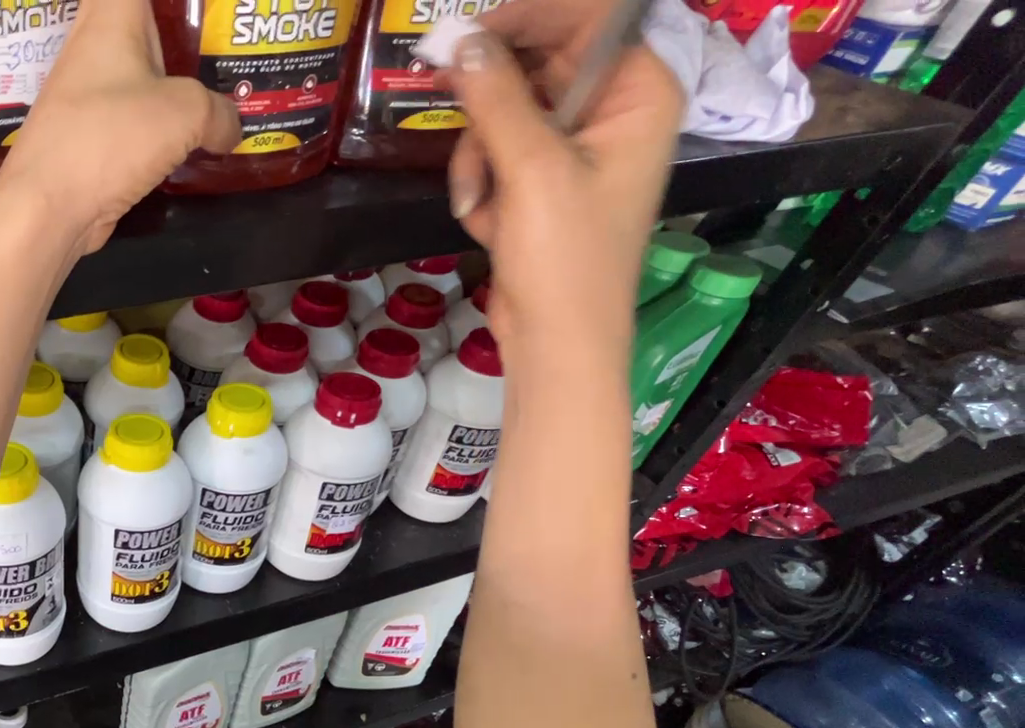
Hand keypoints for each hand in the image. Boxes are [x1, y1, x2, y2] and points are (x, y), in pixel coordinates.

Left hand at [0, 0, 240, 255]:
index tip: (194, 12)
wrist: (47, 210)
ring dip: (172, 87)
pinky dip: (157, 131)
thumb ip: (218, 113)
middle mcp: (91, 49)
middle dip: (179, 35)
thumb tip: (230, 130)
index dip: (169, 0)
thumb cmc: (110, 139)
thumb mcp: (185, 114)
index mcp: (109, 17)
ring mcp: (84, 99)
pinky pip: (131, 123)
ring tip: (218, 97)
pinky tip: (186, 146)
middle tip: (221, 45)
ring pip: (138, 78)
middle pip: (142, 25)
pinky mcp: (85, 142)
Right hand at [444, 11, 682, 375]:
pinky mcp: (541, 186)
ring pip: (505, 116)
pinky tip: (484, 221)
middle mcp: (611, 112)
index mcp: (638, 92)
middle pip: (537, 65)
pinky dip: (481, 185)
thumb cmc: (564, 256)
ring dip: (477, 157)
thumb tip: (456, 37)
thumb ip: (495, 97)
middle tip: (443, 103)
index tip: (457, 34)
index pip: (585, 17)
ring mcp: (573, 151)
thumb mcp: (531, 170)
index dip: (522, 17)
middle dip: (490, 106)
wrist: (557, 342)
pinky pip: (497, 157)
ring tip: (476, 203)